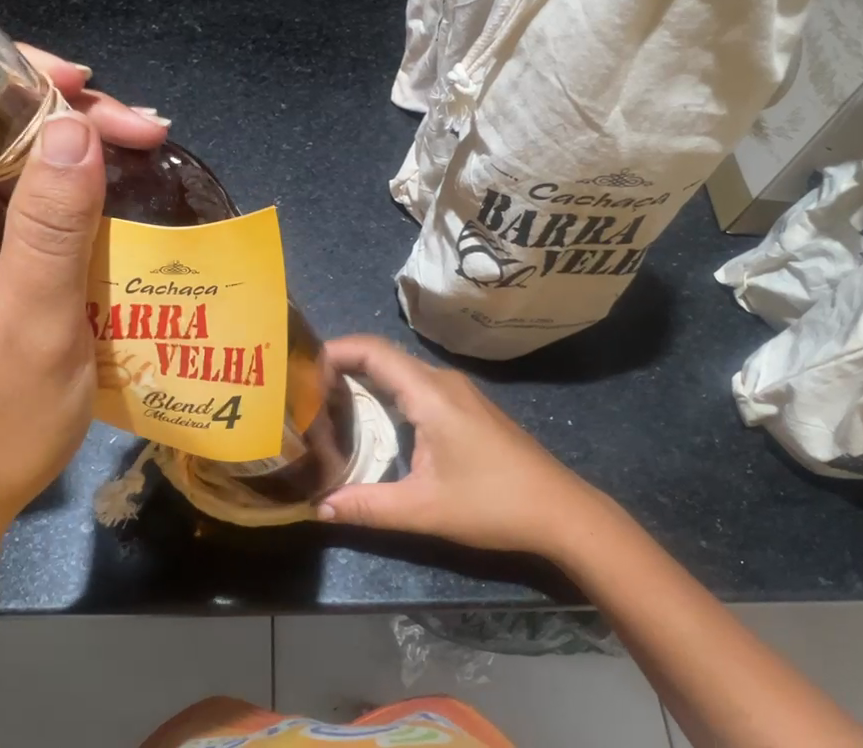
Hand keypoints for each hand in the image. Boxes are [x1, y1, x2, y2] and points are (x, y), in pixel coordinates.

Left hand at [0, 46, 168, 552]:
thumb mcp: (33, 329)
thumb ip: (49, 229)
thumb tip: (72, 127)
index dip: (1, 80)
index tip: (78, 82)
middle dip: (65, 112)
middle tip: (144, 128)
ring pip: (21, 161)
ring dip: (83, 144)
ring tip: (150, 143)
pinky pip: (39, 203)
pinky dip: (86, 187)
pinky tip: (130, 183)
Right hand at [317, 336, 612, 557]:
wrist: (562, 512)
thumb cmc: (493, 504)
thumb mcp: (423, 509)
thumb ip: (367, 507)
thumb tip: (317, 509)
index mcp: (429, 393)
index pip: (372, 350)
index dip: (333, 352)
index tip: (300, 372)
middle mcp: (441, 382)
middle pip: (381, 357)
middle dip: (340, 368)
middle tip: (304, 394)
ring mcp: (457, 393)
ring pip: (399, 372)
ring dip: (363, 382)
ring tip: (327, 407)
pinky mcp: (466, 408)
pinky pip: (414, 386)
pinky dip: (385, 394)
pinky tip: (370, 423)